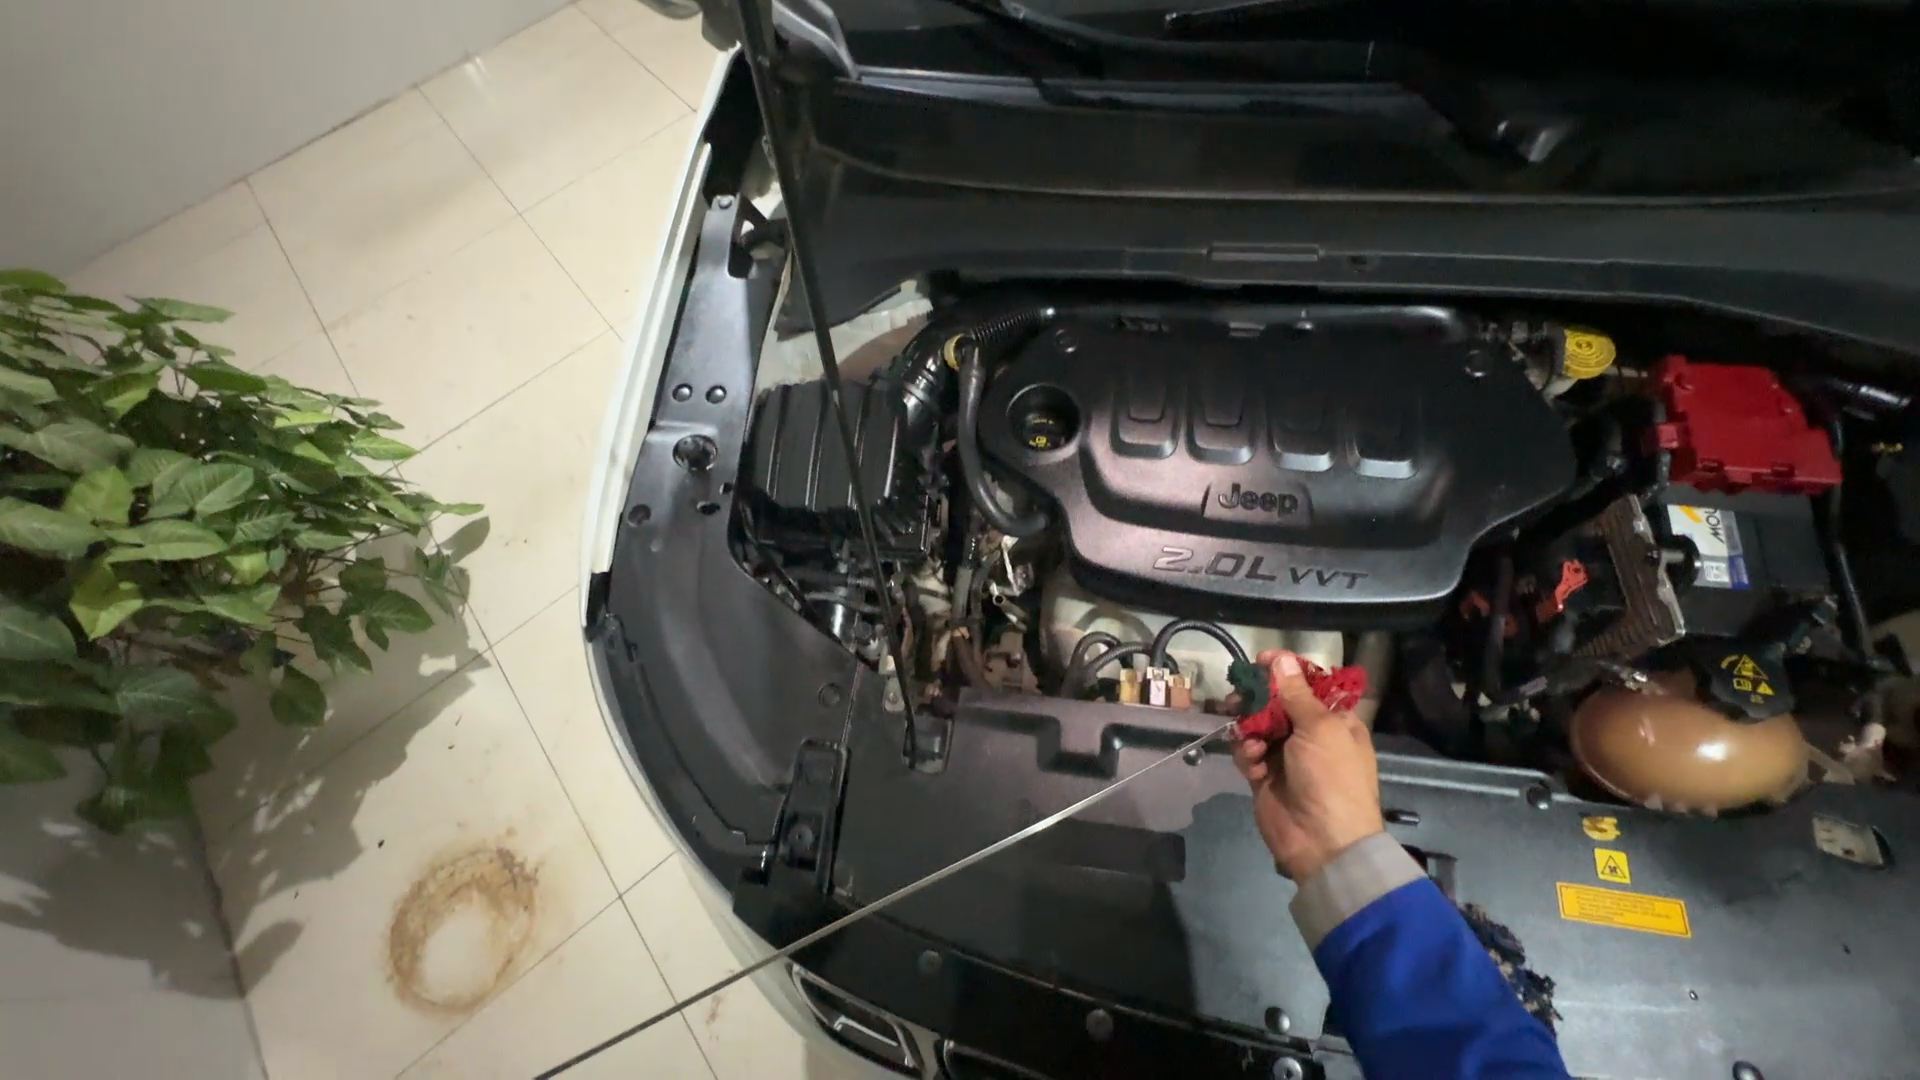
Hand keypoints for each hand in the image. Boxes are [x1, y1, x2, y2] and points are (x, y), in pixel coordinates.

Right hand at [1231, 650, 1384, 881]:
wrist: (1323, 842)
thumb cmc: (1331, 778)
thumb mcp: (1319, 729)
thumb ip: (1295, 693)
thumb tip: (1282, 658)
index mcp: (1333, 721)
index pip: (1307, 685)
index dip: (1284, 671)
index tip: (1260, 661)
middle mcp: (1310, 734)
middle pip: (1275, 703)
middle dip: (1256, 699)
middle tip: (1236, 698)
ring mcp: (1285, 755)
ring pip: (1256, 725)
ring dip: (1249, 729)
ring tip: (1247, 738)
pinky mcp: (1264, 775)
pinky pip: (1247, 752)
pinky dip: (1247, 754)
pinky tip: (1255, 766)